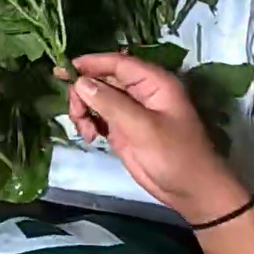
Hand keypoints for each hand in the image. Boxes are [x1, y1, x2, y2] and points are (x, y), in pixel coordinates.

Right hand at [64, 52, 251, 223]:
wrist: (190, 190)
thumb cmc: (175, 155)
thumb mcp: (142, 128)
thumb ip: (110, 103)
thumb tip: (81, 82)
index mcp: (153, 83)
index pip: (117, 63)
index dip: (90, 63)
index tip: (63, 70)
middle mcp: (140, 91)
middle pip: (101, 78)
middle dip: (83, 92)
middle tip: (76, 113)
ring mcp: (130, 109)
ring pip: (95, 97)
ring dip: (83, 110)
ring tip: (86, 130)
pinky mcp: (122, 127)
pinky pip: (97, 115)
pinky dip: (88, 122)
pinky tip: (90, 136)